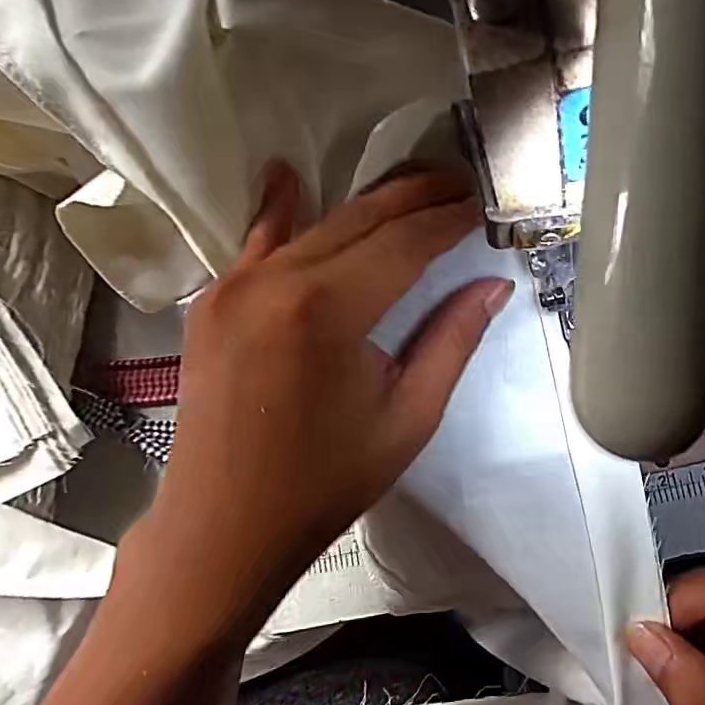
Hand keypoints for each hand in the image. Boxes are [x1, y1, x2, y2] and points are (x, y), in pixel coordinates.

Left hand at [117, 163, 513, 647]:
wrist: (222, 529)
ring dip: (368, 204)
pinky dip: (282, 209)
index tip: (480, 205)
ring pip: (316, 224)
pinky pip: (258, 242)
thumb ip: (453, 340)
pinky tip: (288, 175)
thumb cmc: (324, 483)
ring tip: (412, 185)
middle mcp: (275, 280)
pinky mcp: (212, 301)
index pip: (404, 243)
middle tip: (457, 182)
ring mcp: (234, 285)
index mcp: (328, 310)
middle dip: (415, 197)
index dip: (447, 221)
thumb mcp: (409, 417)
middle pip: (361, 219)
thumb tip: (492, 286)